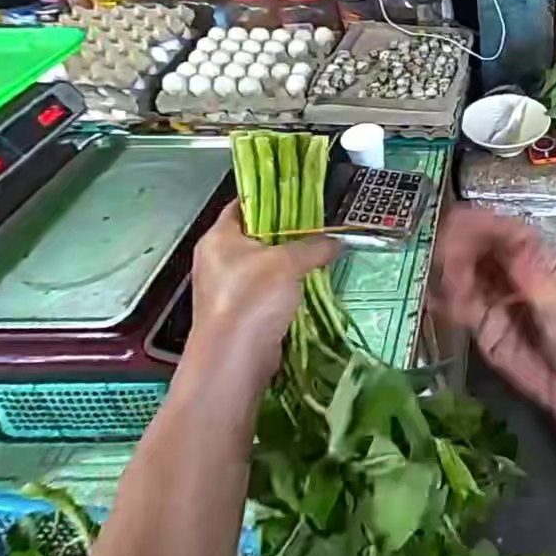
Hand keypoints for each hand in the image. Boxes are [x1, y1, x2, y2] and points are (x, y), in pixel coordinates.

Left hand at [189, 202, 339, 385]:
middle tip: (314, 224)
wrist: (234, 360)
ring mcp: (226, 286)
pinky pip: (264, 288)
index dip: (269, 196)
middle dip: (284, 230)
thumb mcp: (288, 263)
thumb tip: (337, 242)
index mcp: (218, 237)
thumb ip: (314, 247)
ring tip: (316, 252)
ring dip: (286, 260)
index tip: (296, 194)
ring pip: (261, 262)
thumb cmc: (252, 298)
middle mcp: (217, 258)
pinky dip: (283, 285)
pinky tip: (306, 283)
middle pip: (254, 233)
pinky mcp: (238, 311)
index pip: (242, 204)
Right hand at [429, 206, 555, 429]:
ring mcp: (497, 299)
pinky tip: (438, 301)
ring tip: (447, 282)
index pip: (506, 234)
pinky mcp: (484, 326)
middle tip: (444, 252)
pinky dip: (446, 302)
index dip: (482, 224)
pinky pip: (460, 308)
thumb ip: (532, 275)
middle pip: (481, 250)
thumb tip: (510, 241)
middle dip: (460, 247)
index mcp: (539, 261)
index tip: (458, 220)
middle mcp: (514, 274)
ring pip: (466, 276)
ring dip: (451, 273)